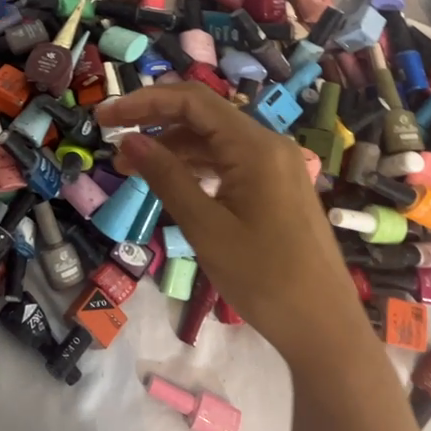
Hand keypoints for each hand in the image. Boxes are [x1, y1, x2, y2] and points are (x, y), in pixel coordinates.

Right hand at [95, 83, 370, 370]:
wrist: (326, 330)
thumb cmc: (265, 279)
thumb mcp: (205, 228)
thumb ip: (166, 177)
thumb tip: (129, 141)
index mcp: (255, 147)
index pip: (191, 101)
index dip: (142, 102)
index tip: (103, 118)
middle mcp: (268, 146)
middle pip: (202, 114)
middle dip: (153, 121)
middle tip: (110, 139)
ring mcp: (276, 167)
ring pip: (213, 139)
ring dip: (170, 146)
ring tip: (130, 168)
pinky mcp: (276, 188)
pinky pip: (227, 161)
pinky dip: (193, 164)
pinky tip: (169, 182)